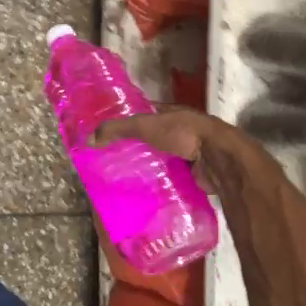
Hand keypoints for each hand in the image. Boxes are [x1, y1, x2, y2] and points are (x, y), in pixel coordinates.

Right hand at [92, 107, 274, 194]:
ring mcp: (190, 153)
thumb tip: (87, 139)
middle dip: (135, 147)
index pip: (144, 114)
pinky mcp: (194, 174)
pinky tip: (143, 191)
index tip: (107, 134)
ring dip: (148, 167)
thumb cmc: (182, 133)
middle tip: (111, 159)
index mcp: (172, 113)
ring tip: (122, 178)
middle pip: (152, 139)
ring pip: (162, 159)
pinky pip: (171, 178)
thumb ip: (116, 129)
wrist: (218, 157)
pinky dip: (160, 184)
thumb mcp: (144, 125)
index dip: (126, 121)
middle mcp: (182, 131)